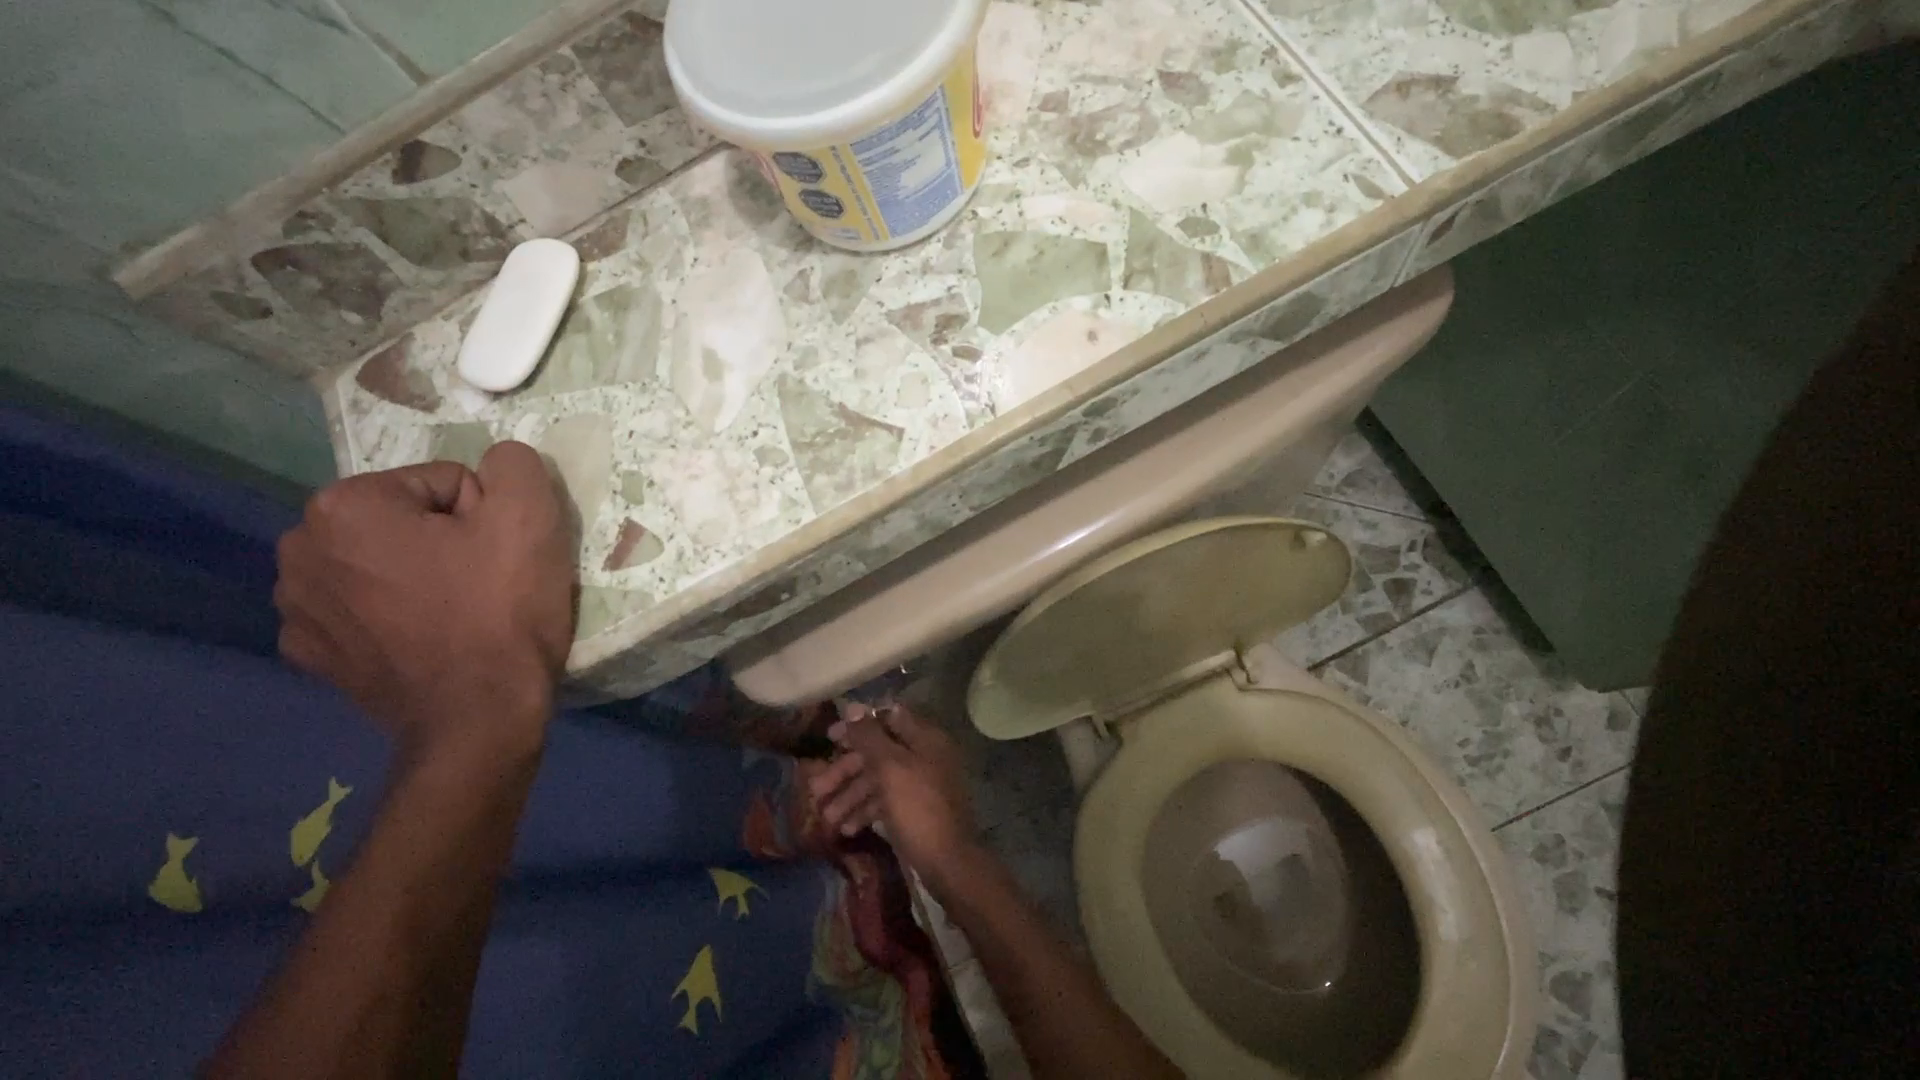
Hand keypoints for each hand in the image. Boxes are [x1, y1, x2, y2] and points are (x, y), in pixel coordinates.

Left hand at [274, 442, 574, 763]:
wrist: (478, 720)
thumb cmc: (500, 613)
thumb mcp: (530, 518)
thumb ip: (514, 465)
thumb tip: (497, 464)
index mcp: (345, 506)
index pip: (443, 483)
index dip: (484, 515)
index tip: (499, 557)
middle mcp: (299, 548)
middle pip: (406, 520)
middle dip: (446, 540)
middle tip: (484, 583)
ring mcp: (296, 608)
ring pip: (382, 562)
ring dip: (419, 574)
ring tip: (457, 613)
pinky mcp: (312, 654)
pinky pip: (361, 608)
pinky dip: (392, 614)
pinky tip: (424, 640)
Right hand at [808, 703, 982, 879]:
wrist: (947, 863)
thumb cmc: (917, 809)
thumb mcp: (890, 768)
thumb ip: (869, 736)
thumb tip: (853, 707)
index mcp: (924, 739)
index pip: (886, 719)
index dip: (857, 726)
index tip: (829, 738)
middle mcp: (924, 756)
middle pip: (878, 753)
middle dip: (846, 771)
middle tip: (815, 788)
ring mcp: (920, 784)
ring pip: (879, 780)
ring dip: (850, 795)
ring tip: (827, 817)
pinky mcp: (915, 810)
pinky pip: (886, 802)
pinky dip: (866, 811)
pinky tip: (847, 829)